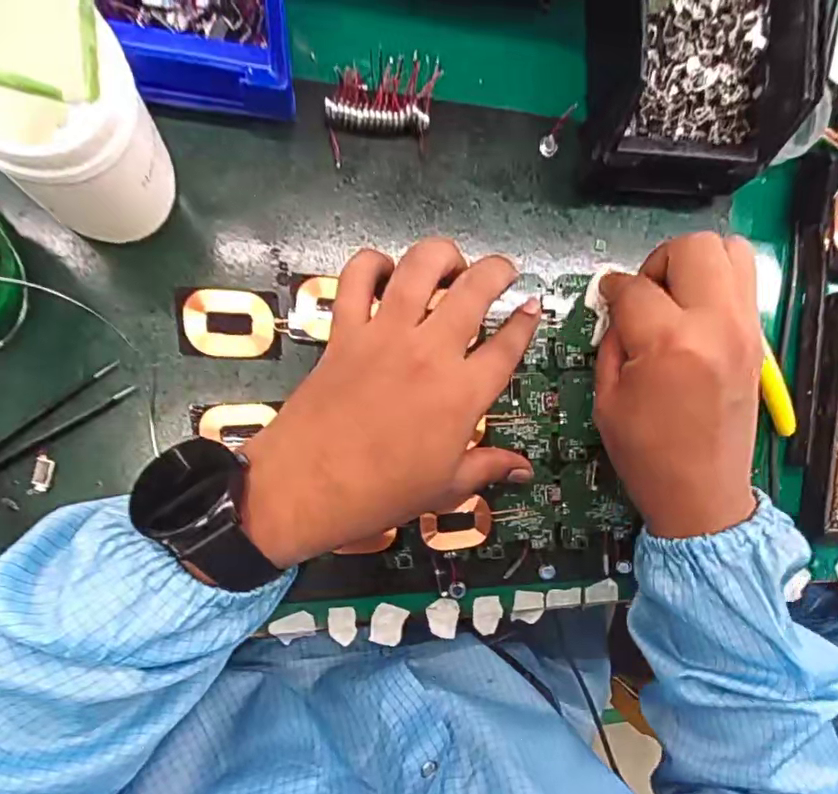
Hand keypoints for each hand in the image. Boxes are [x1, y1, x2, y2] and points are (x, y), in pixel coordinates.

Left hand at [237, 239, 540, 566]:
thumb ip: (485, 467)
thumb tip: (519, 469)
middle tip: (500, 273)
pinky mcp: (344, 334)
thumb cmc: (377, 495)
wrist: (307, 489)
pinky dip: (370, 264)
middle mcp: (429, 354)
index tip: (531, 309)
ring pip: (421, 266)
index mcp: (462, 394)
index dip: (525, 322)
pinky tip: (382, 271)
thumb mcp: (442, 488)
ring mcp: (385, 338)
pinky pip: (356, 279)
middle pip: (476, 289)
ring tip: (450, 262)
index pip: (508, 346)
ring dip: (443, 255)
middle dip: (497, 272)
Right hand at [593, 233, 762, 538]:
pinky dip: (718, 283)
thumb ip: (612, 344)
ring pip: (731, 250)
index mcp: (667, 344)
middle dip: (658, 261)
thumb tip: (619, 310)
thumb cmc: (647, 455)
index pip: (634, 288)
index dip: (611, 289)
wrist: (700, 490)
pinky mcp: (757, 339)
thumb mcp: (607, 400)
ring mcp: (744, 329)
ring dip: (696, 263)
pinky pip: (744, 283)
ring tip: (674, 296)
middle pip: (692, 247)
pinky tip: (694, 315)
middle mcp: (714, 325)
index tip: (606, 296)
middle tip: (644, 293)